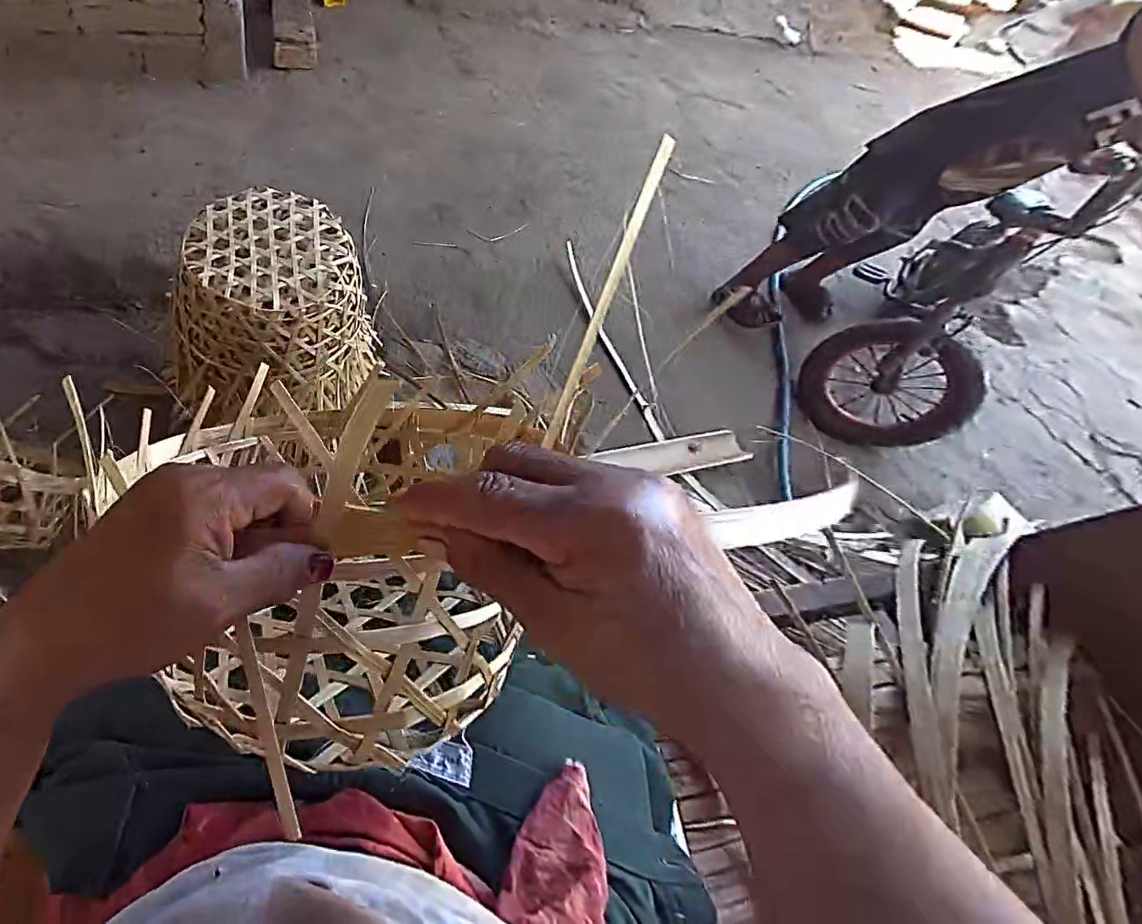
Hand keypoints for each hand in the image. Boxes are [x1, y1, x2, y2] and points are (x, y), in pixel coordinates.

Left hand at [8, 464, 331, 695]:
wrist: (45, 640)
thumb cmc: (135, 622)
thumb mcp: (218, 603)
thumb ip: (277, 572)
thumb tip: (323, 557)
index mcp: (205, 489)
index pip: (285, 482)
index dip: (308, 521)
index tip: (307, 569)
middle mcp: (185, 475)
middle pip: (260, 489)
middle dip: (278, 534)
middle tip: (270, 589)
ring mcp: (162, 488)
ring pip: (235, 503)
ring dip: (250, 541)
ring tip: (233, 592)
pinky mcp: (146, 508)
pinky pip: (205, 512)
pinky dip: (222, 541)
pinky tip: (206, 581)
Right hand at [395, 442, 795, 737]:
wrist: (740, 683)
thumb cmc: (643, 670)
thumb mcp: (552, 625)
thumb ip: (490, 566)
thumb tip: (438, 533)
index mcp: (592, 523)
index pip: (492, 497)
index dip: (439, 500)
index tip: (401, 505)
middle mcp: (617, 483)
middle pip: (516, 459)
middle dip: (475, 490)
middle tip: (456, 533)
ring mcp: (642, 481)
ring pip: (547, 464)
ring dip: (512, 494)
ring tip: (512, 546)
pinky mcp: (656, 491)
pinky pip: (580, 478)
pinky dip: (549, 500)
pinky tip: (557, 544)